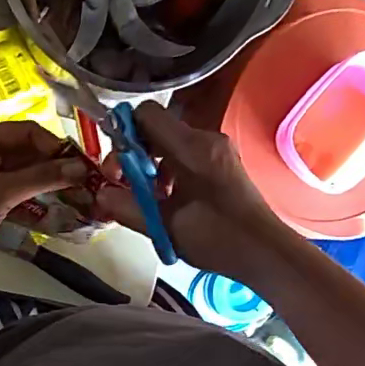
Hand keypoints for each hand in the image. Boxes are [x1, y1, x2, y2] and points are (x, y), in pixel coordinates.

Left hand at [0, 121, 91, 275]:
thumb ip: (40, 178)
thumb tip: (81, 168)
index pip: (26, 131)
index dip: (53, 145)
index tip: (80, 164)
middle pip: (26, 152)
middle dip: (53, 167)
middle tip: (84, 182)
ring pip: (22, 174)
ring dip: (46, 184)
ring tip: (76, 196)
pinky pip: (15, 193)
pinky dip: (32, 200)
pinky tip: (55, 210)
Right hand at [93, 102, 284, 271]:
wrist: (264, 252)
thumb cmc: (216, 238)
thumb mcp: (163, 226)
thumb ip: (126, 207)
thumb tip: (99, 194)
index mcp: (192, 148)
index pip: (147, 114)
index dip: (124, 132)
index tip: (116, 165)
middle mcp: (205, 140)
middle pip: (155, 130)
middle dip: (132, 154)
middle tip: (122, 185)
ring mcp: (216, 150)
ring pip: (167, 145)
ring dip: (148, 166)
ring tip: (142, 197)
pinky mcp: (220, 163)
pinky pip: (183, 156)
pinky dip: (165, 172)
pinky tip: (164, 200)